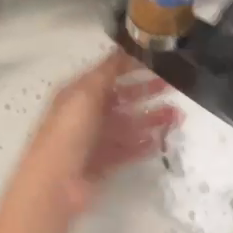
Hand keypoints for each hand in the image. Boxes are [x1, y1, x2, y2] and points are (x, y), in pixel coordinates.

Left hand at [13, 51, 178, 214]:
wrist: (54, 184)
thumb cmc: (68, 132)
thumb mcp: (85, 93)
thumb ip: (107, 71)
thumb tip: (124, 49)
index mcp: (78, 93)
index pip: (108, 74)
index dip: (131, 66)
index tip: (158, 61)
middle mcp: (86, 113)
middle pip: (121, 98)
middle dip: (146, 92)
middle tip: (174, 88)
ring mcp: (96, 139)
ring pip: (128, 124)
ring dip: (152, 118)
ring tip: (178, 116)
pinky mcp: (104, 162)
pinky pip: (128, 149)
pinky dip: (144, 144)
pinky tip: (161, 140)